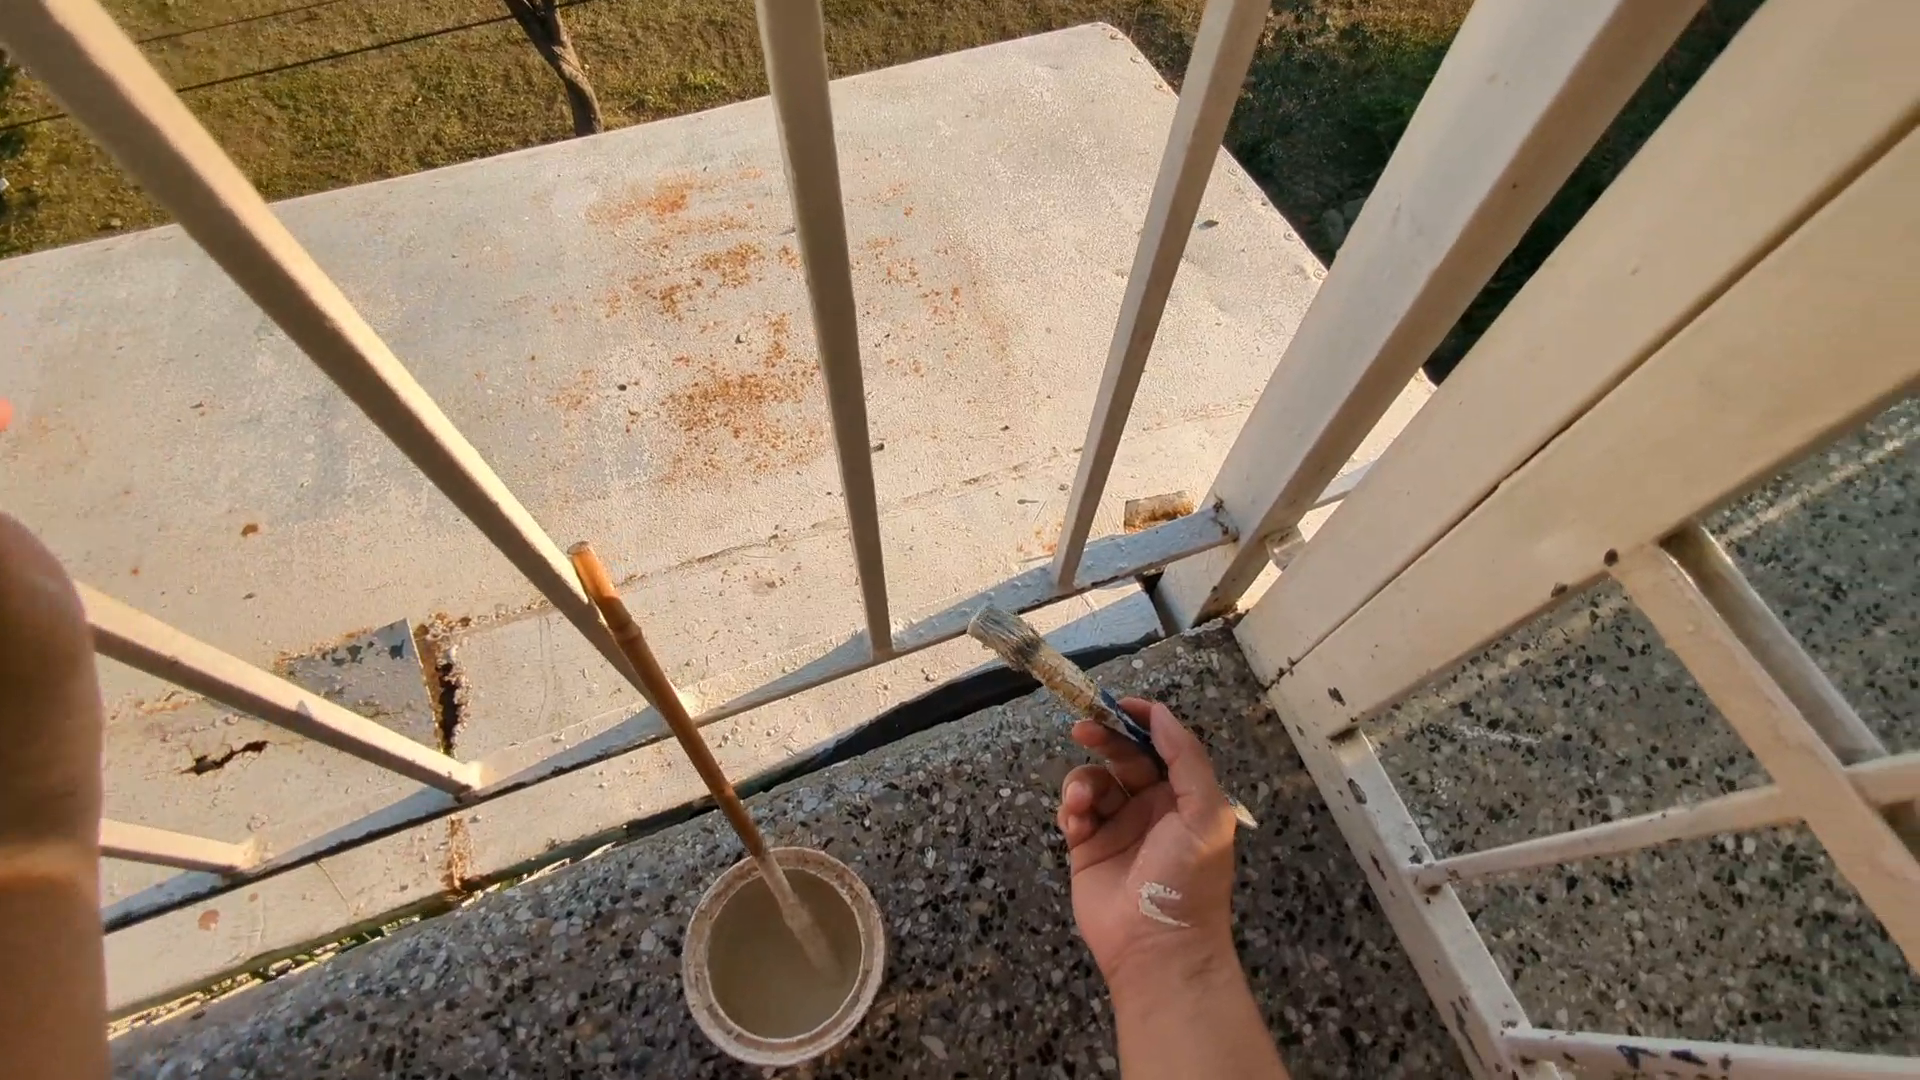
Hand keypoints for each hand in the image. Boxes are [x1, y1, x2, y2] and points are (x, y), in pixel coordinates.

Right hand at [1055, 698, 1238, 987]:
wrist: (1157, 949)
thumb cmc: (1188, 878)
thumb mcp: (1206, 814)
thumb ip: (1186, 758)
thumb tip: (1160, 712)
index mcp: (1181, 796)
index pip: (1159, 744)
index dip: (1140, 720)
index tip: (1115, 703)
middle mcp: (1149, 806)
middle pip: (1121, 755)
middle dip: (1102, 738)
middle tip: (1081, 727)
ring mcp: (1116, 826)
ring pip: (1092, 781)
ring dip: (1083, 782)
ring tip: (1081, 803)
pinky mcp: (1087, 847)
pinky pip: (1073, 812)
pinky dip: (1070, 809)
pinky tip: (1076, 823)